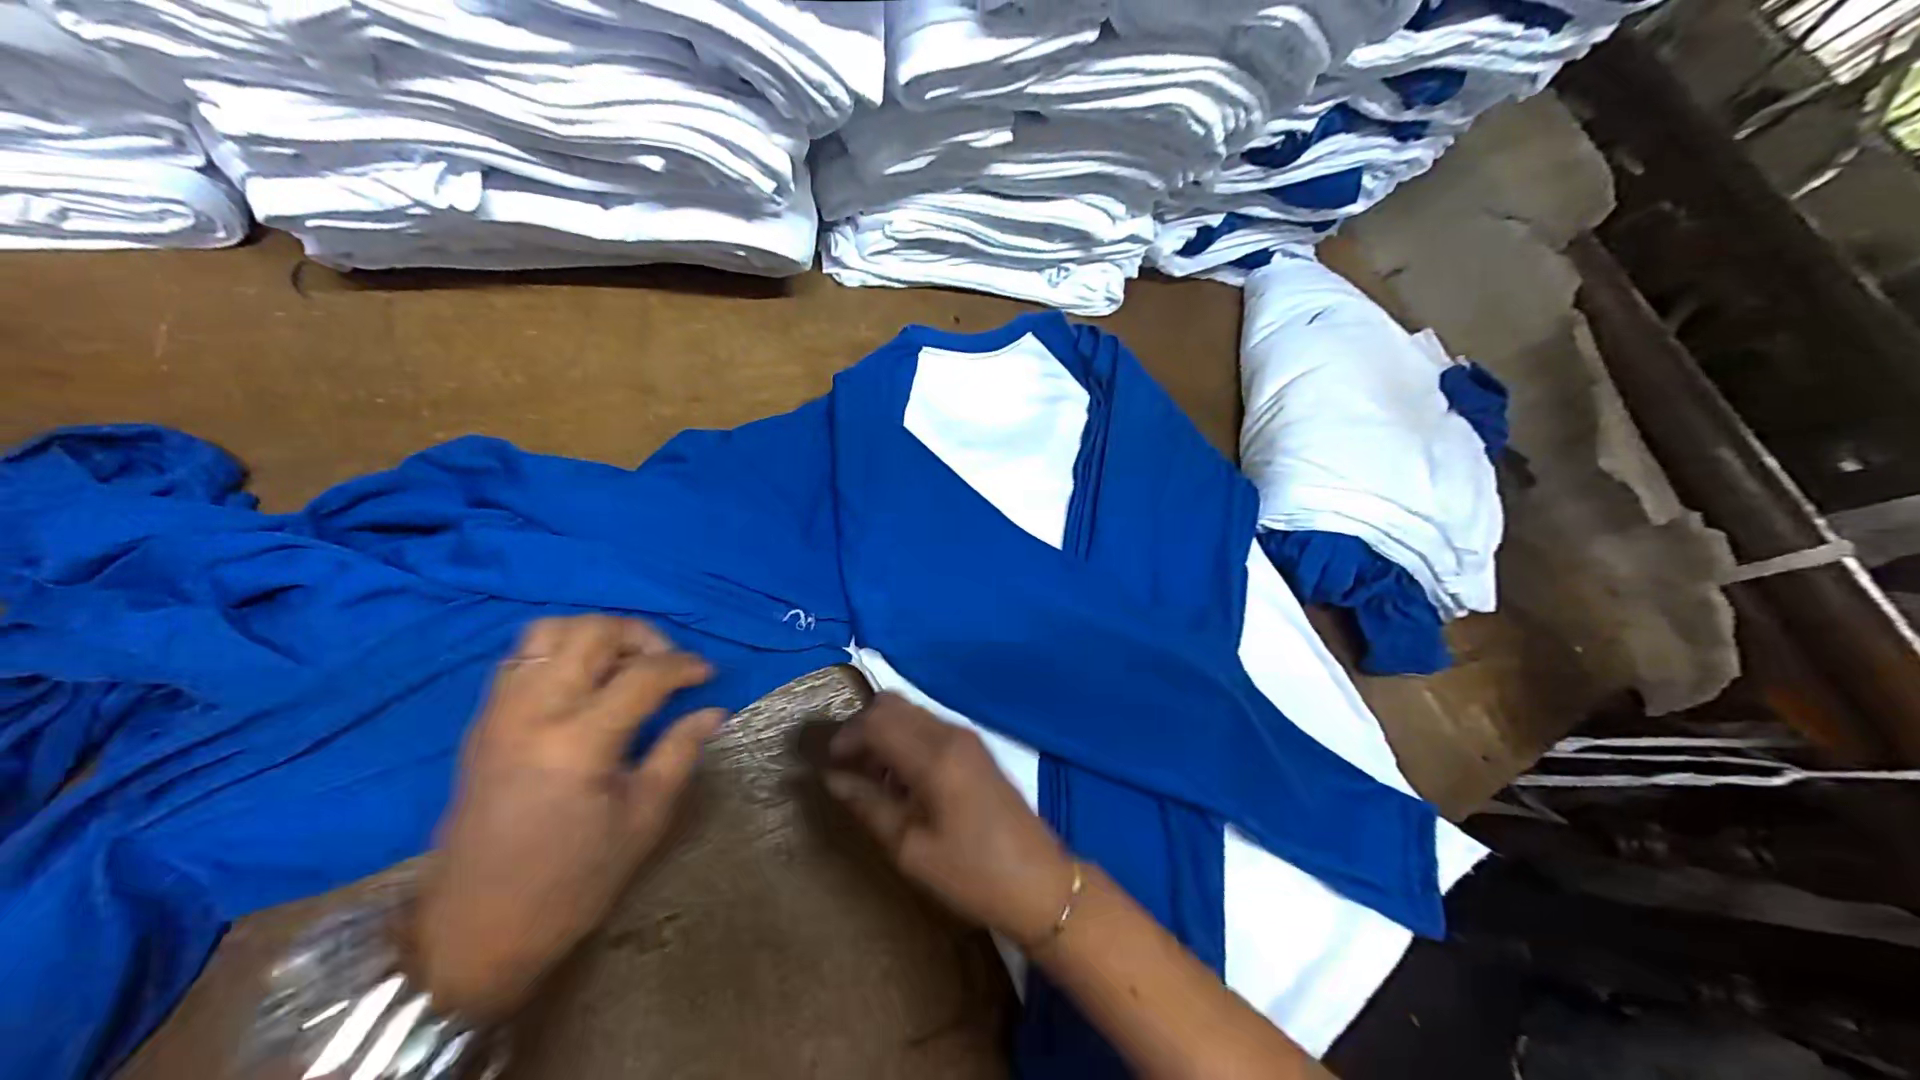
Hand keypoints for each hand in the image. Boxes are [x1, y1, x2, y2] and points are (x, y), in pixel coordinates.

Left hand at [414, 615, 724, 1019]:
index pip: (643, 674)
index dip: (684, 665)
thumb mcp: (643, 820)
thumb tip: (712, 710)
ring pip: (548, 631)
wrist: (474, 928)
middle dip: (640, 634)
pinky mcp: (482, 722)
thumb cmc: (572, 882)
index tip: (707, 674)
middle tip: (666, 661)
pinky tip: (583, 680)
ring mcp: (501, 712)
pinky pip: (520, 656)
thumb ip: (679, 753)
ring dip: (595, 634)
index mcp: (580, 741)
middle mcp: (535, 711)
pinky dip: (558, 650)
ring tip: (623, 662)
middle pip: (591, 633)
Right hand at [824, 693, 1076, 948]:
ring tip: (872, 777)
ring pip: (912, 712)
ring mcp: (968, 737)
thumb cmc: (970, 874)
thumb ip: (868, 805)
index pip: (876, 720)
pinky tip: (902, 779)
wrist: (1038, 883)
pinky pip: (930, 726)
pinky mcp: (977, 748)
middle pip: (893, 704)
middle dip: (863, 727)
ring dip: (885, 732)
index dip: (846, 736)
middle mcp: (951, 734)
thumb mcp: (910, 848)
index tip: (829, 765)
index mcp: (934, 757)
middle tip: (848, 767)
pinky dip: (906, 739)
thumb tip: (831, 779)